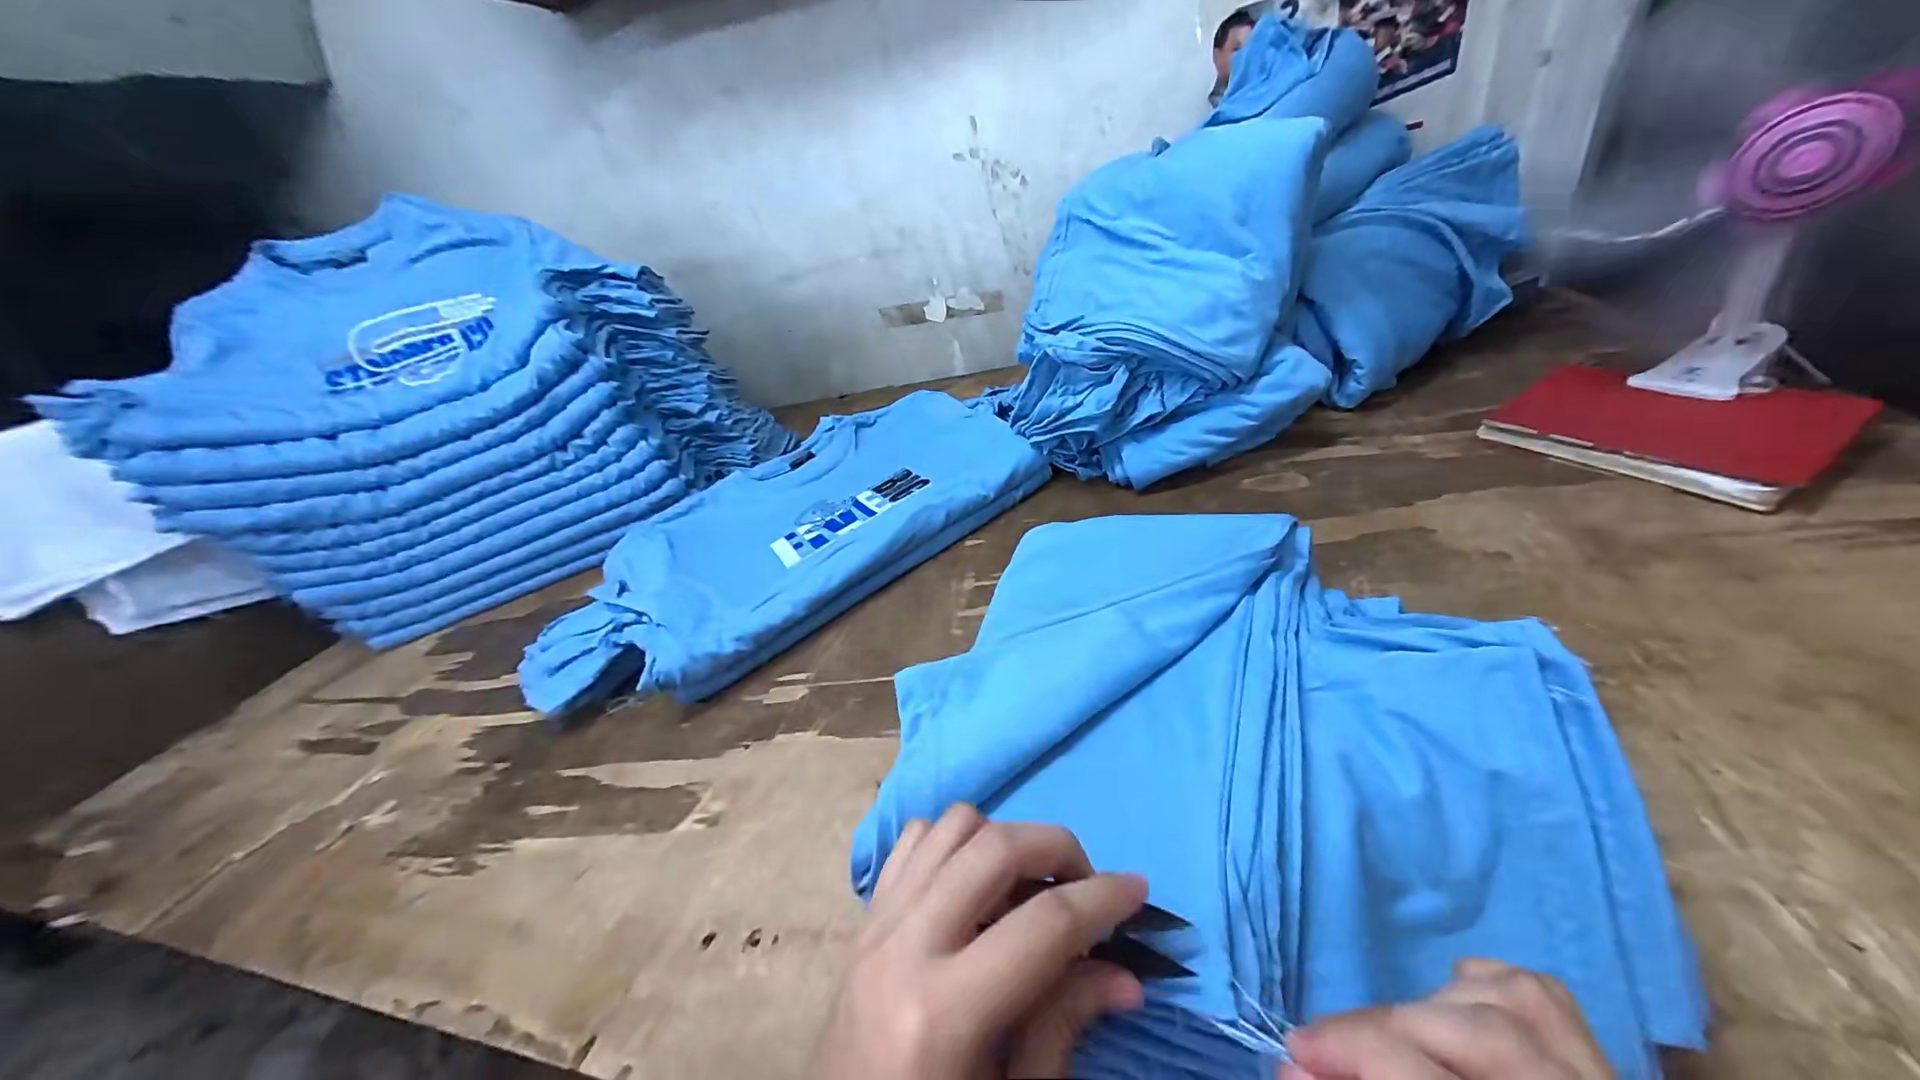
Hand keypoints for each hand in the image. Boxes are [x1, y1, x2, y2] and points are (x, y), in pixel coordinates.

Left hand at [813, 805, 1148, 1078]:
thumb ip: (1063, 1028)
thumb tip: (1124, 976)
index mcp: (943, 1012)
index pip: (1043, 924)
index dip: (1102, 900)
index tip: (1138, 890)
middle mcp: (904, 946)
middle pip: (994, 848)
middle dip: (1056, 849)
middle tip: (1087, 884)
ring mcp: (876, 922)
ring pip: (951, 827)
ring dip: (1004, 839)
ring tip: (1028, 887)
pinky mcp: (864, 916)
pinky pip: (914, 841)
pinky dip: (955, 842)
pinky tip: (976, 883)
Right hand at [1281, 959, 1612, 1079]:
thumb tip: (1294, 1070)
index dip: (1354, 1052)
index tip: (1292, 1055)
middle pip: (1474, 1035)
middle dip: (1377, 1029)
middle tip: (1317, 1047)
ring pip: (1513, 1002)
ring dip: (1428, 1007)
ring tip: (1389, 1040)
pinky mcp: (1609, 1070)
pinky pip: (1544, 996)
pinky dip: (1482, 988)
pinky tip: (1452, 1011)